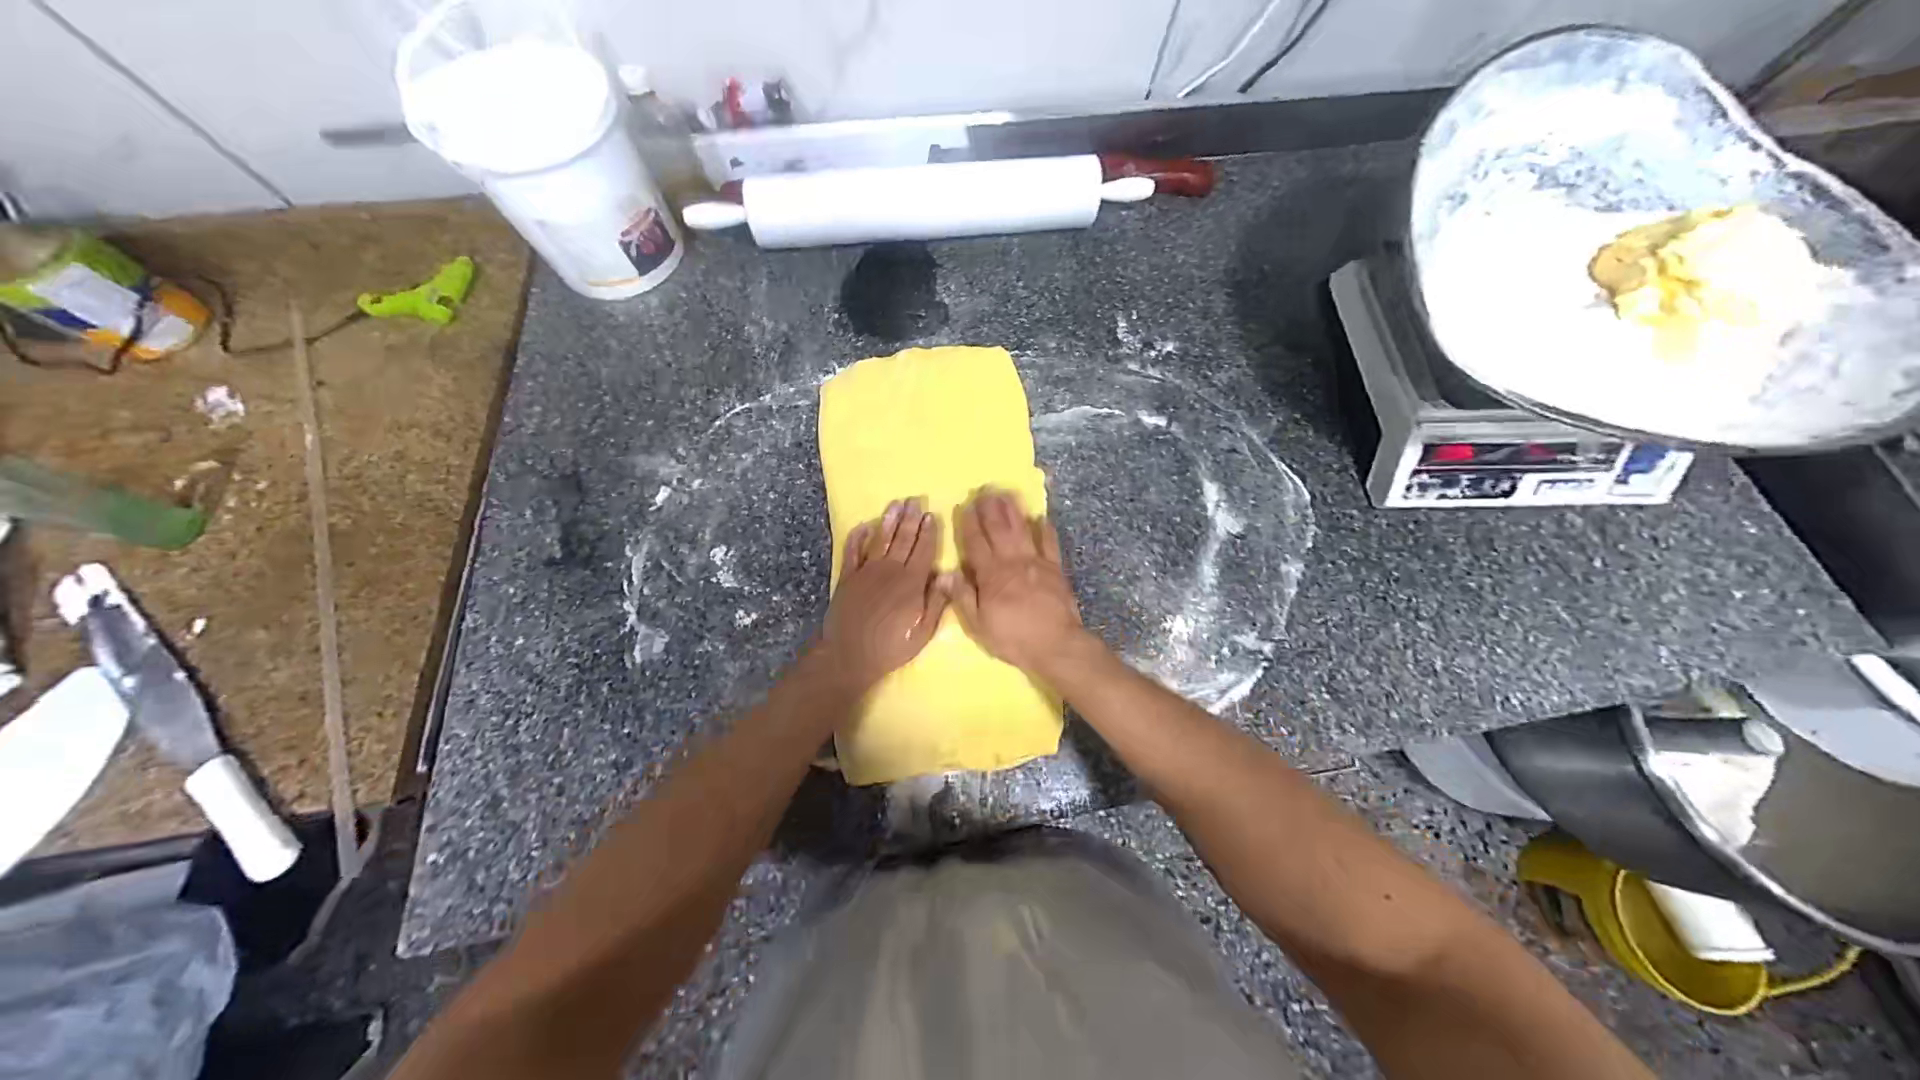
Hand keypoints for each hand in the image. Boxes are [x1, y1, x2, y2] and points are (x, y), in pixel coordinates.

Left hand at [816, 497, 947, 691]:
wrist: (850, 655)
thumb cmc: (891, 647)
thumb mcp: (923, 632)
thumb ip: (936, 602)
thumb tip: (948, 574)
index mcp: (912, 583)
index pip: (924, 551)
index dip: (929, 533)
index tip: (932, 515)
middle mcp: (890, 570)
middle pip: (903, 539)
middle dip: (911, 519)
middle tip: (915, 500)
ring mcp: (866, 571)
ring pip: (880, 539)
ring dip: (889, 521)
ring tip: (896, 504)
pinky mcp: (848, 577)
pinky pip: (853, 551)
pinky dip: (858, 537)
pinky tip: (864, 525)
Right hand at [947, 488, 1092, 677]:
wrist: (1056, 645)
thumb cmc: (1013, 638)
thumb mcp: (979, 625)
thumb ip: (962, 597)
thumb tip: (944, 574)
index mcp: (990, 575)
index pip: (975, 543)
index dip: (968, 524)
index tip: (964, 506)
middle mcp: (1012, 561)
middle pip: (998, 529)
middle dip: (990, 508)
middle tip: (984, 490)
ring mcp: (1036, 562)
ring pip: (1022, 529)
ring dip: (1013, 510)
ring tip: (1006, 493)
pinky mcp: (1056, 569)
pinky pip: (1050, 543)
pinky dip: (1045, 528)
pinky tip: (1040, 517)